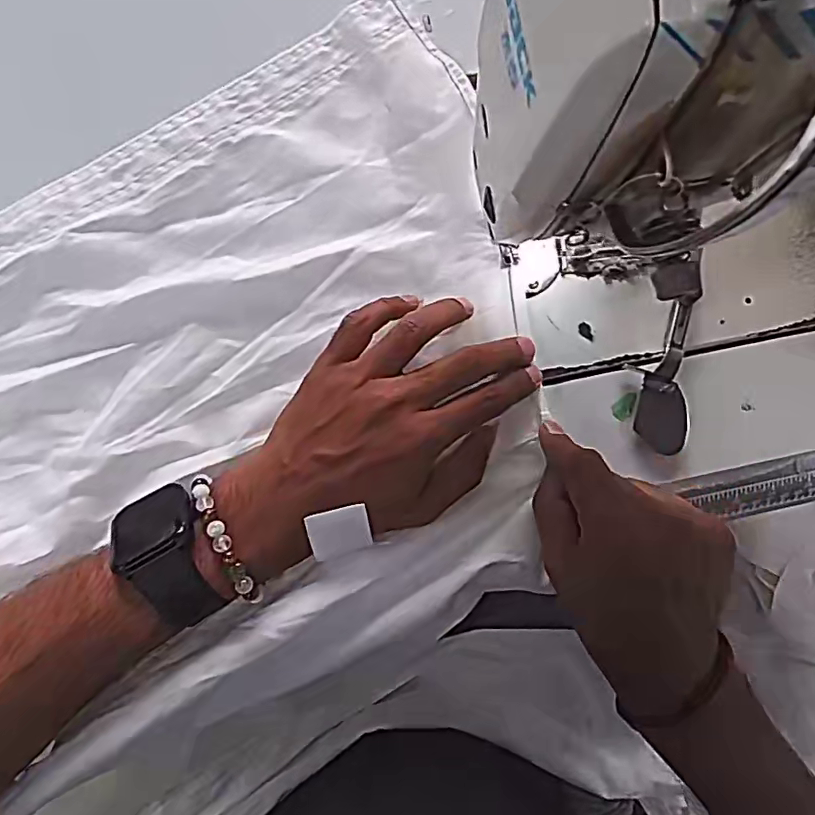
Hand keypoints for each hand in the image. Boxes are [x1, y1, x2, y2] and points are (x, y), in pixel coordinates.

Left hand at [212, 296, 539, 581]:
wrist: (287, 500)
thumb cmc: (350, 510)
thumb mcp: (420, 508)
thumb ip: (462, 471)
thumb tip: (487, 434)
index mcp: (420, 438)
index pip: (483, 401)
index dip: (513, 385)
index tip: (527, 376)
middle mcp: (395, 402)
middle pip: (462, 363)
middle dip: (500, 352)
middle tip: (516, 346)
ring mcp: (361, 380)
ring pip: (413, 332)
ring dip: (446, 315)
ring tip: (464, 309)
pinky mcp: (331, 368)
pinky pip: (359, 326)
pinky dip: (385, 309)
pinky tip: (405, 305)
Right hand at [532, 422, 736, 716]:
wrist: (667, 661)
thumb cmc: (608, 619)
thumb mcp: (559, 565)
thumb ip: (552, 508)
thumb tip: (556, 472)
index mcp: (613, 517)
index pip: (583, 463)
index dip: (563, 448)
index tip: (551, 435)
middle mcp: (658, 509)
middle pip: (615, 481)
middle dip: (600, 497)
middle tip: (595, 536)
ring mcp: (692, 518)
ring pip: (645, 494)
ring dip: (633, 511)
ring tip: (631, 554)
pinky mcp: (715, 530)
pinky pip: (674, 510)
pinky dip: (661, 523)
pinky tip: (656, 556)